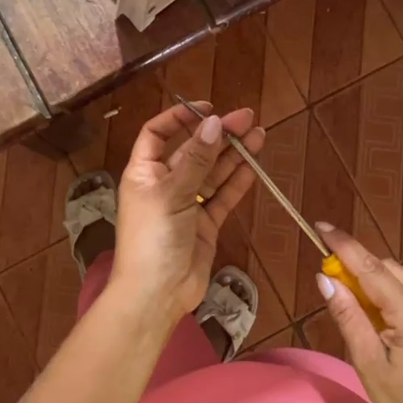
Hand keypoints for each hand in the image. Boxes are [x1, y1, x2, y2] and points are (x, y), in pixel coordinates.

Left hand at [106, 102, 264, 323]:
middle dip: (218, 135)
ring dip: (233, 155)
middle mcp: (164, 185)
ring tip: (258, 134)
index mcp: (144, 173)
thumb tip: (214, 123)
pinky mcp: (204, 225)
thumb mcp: (172, 194)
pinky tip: (254, 164)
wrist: (156, 294)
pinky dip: (237, 181)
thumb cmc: (153, 239)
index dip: (179, 118)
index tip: (207, 108)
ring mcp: (185, 205)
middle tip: (247, 118)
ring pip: (212, 173)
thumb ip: (196, 160)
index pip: (157, 134)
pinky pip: (222, 197)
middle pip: (192, 151)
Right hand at [315, 222, 402, 402]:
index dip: (345, 246)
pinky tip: (381, 317)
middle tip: (329, 279)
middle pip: (389, 269)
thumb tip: (325, 279)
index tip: (321, 227)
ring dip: (376, 282)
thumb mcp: (369, 365)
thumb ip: (348, 317)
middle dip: (358, 267)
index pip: (372, 269)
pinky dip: (394, 295)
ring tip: (354, 304)